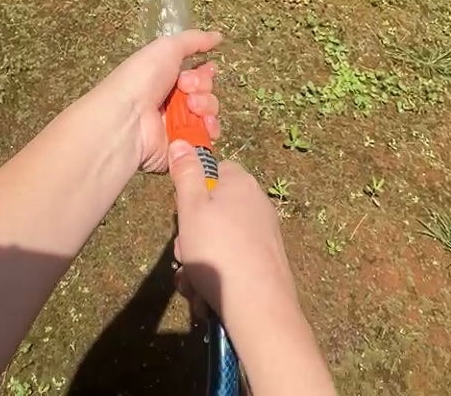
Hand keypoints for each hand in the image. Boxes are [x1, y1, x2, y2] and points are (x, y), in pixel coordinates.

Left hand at [85, 29, 221, 173]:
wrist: (128, 117)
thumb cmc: (143, 78)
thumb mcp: (167, 48)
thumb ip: (194, 40)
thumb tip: (218, 36)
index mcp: (166, 78)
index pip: (198, 74)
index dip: (205, 72)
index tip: (206, 68)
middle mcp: (172, 101)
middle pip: (205, 93)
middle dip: (203, 87)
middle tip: (186, 88)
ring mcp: (177, 125)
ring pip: (208, 114)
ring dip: (206, 107)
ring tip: (191, 107)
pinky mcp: (181, 146)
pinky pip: (205, 139)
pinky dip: (207, 130)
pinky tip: (202, 125)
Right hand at [170, 146, 334, 394]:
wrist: (259, 308)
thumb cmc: (218, 251)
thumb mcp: (191, 207)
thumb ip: (185, 173)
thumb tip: (181, 141)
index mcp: (240, 182)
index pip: (215, 171)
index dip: (194, 190)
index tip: (183, 213)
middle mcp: (257, 203)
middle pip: (214, 210)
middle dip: (192, 236)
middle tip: (184, 255)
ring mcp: (265, 234)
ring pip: (220, 241)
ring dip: (200, 263)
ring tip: (193, 284)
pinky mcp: (268, 262)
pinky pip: (234, 262)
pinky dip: (218, 278)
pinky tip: (206, 297)